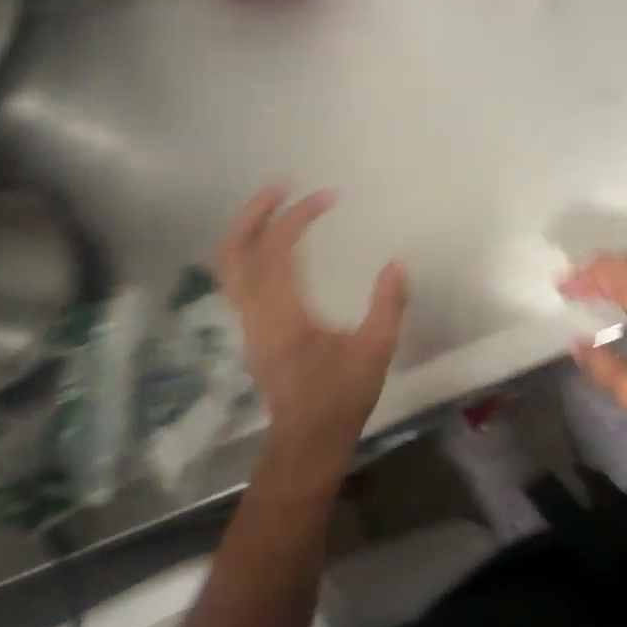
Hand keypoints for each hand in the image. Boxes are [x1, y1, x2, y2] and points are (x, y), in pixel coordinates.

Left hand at [217, 186, 408, 483]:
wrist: (306, 440)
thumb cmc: (341, 397)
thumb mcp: (375, 351)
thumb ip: (387, 305)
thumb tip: (397, 263)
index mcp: (282, 312)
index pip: (278, 247)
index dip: (299, 214)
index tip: (329, 197)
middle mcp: (254, 311)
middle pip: (234, 248)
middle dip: (255, 211)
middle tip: (283, 186)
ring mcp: (248, 322)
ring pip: (228, 264)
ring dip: (248, 229)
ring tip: (276, 207)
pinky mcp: (252, 331)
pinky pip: (238, 278)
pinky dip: (251, 251)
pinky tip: (277, 248)